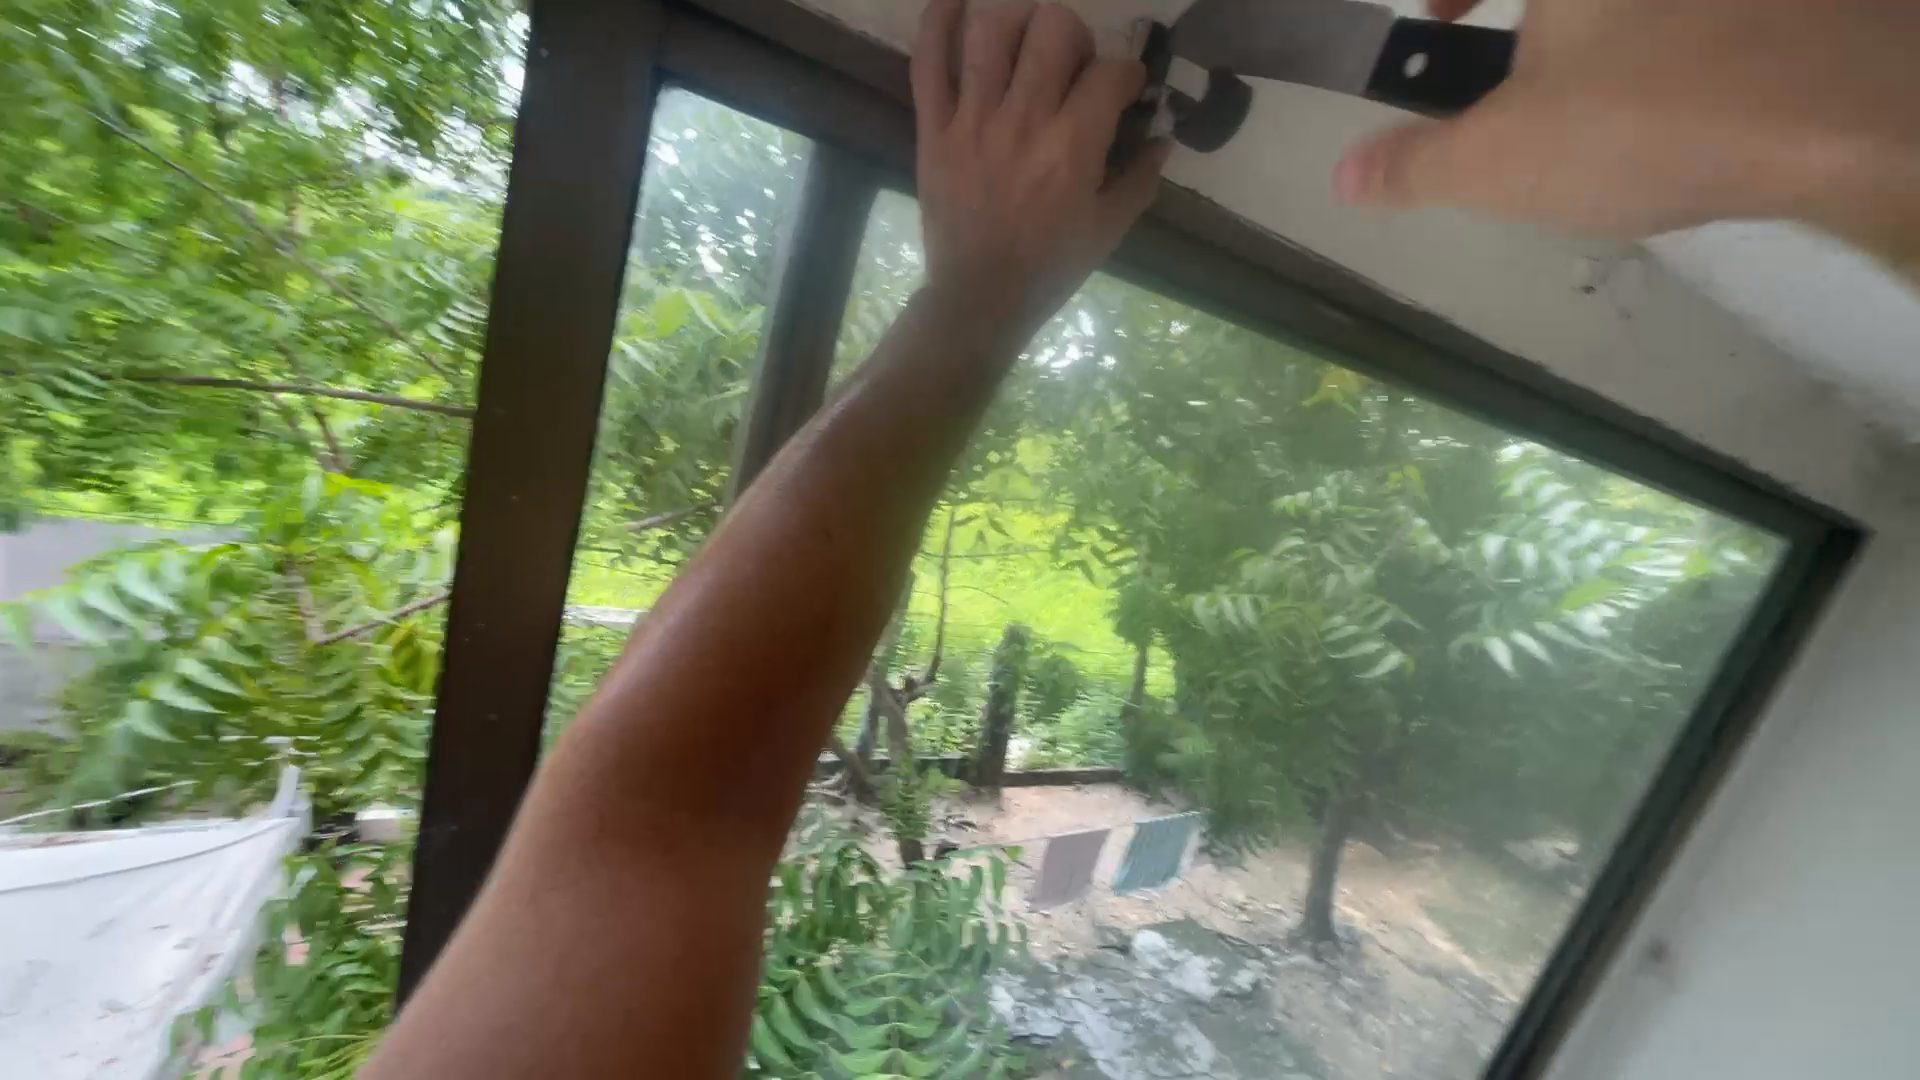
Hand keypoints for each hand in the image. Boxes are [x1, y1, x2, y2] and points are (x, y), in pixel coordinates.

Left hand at [912, 0, 1168, 334]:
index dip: (1127, 75)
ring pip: (992, 30)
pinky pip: (927, 63)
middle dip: (1075, 39)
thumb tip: (1162, 138)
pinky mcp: (934, 133)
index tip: (1125, 92)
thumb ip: (1138, 179)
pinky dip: (936, 22)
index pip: (1110, 73)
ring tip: (1025, 46)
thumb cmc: (1048, 271)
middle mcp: (1023, 121)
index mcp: (1072, 147)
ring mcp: (972, 123)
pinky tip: (956, 2)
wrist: (980, 301)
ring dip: (1017, 22)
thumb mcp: (1106, 232)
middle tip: (1072, 70)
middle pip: (1054, 28)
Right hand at [1335, 0, 1919, 264]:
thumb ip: (1406, 166)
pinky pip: (1695, 18)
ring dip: (1590, 21)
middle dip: (1516, 6)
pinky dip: (1658, 35)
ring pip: (1622, 9)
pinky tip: (1656, 83)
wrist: (1864, 118)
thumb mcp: (1494, 160)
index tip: (1435, 18)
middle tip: (1493, 38)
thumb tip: (1343, 174)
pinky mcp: (1782, 4)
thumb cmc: (1647, 122)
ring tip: (1574, 77)